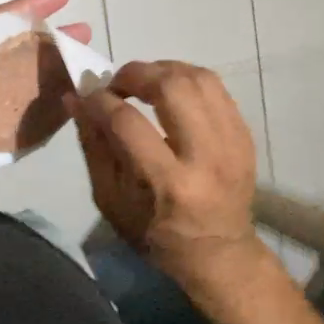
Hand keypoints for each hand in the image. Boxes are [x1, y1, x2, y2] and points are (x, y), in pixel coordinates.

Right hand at [69, 60, 259, 277]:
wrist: (218, 252)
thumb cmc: (155, 234)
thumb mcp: (111, 200)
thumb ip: (94, 147)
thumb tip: (77, 100)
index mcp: (168, 183)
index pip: (128, 123)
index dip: (101, 101)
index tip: (87, 97)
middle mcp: (206, 157)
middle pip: (173, 88)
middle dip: (136, 74)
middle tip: (117, 84)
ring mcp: (232, 144)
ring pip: (200, 79)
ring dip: (164, 70)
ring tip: (144, 82)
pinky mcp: (245, 136)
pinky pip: (217, 90)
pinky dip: (187, 81)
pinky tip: (170, 92)